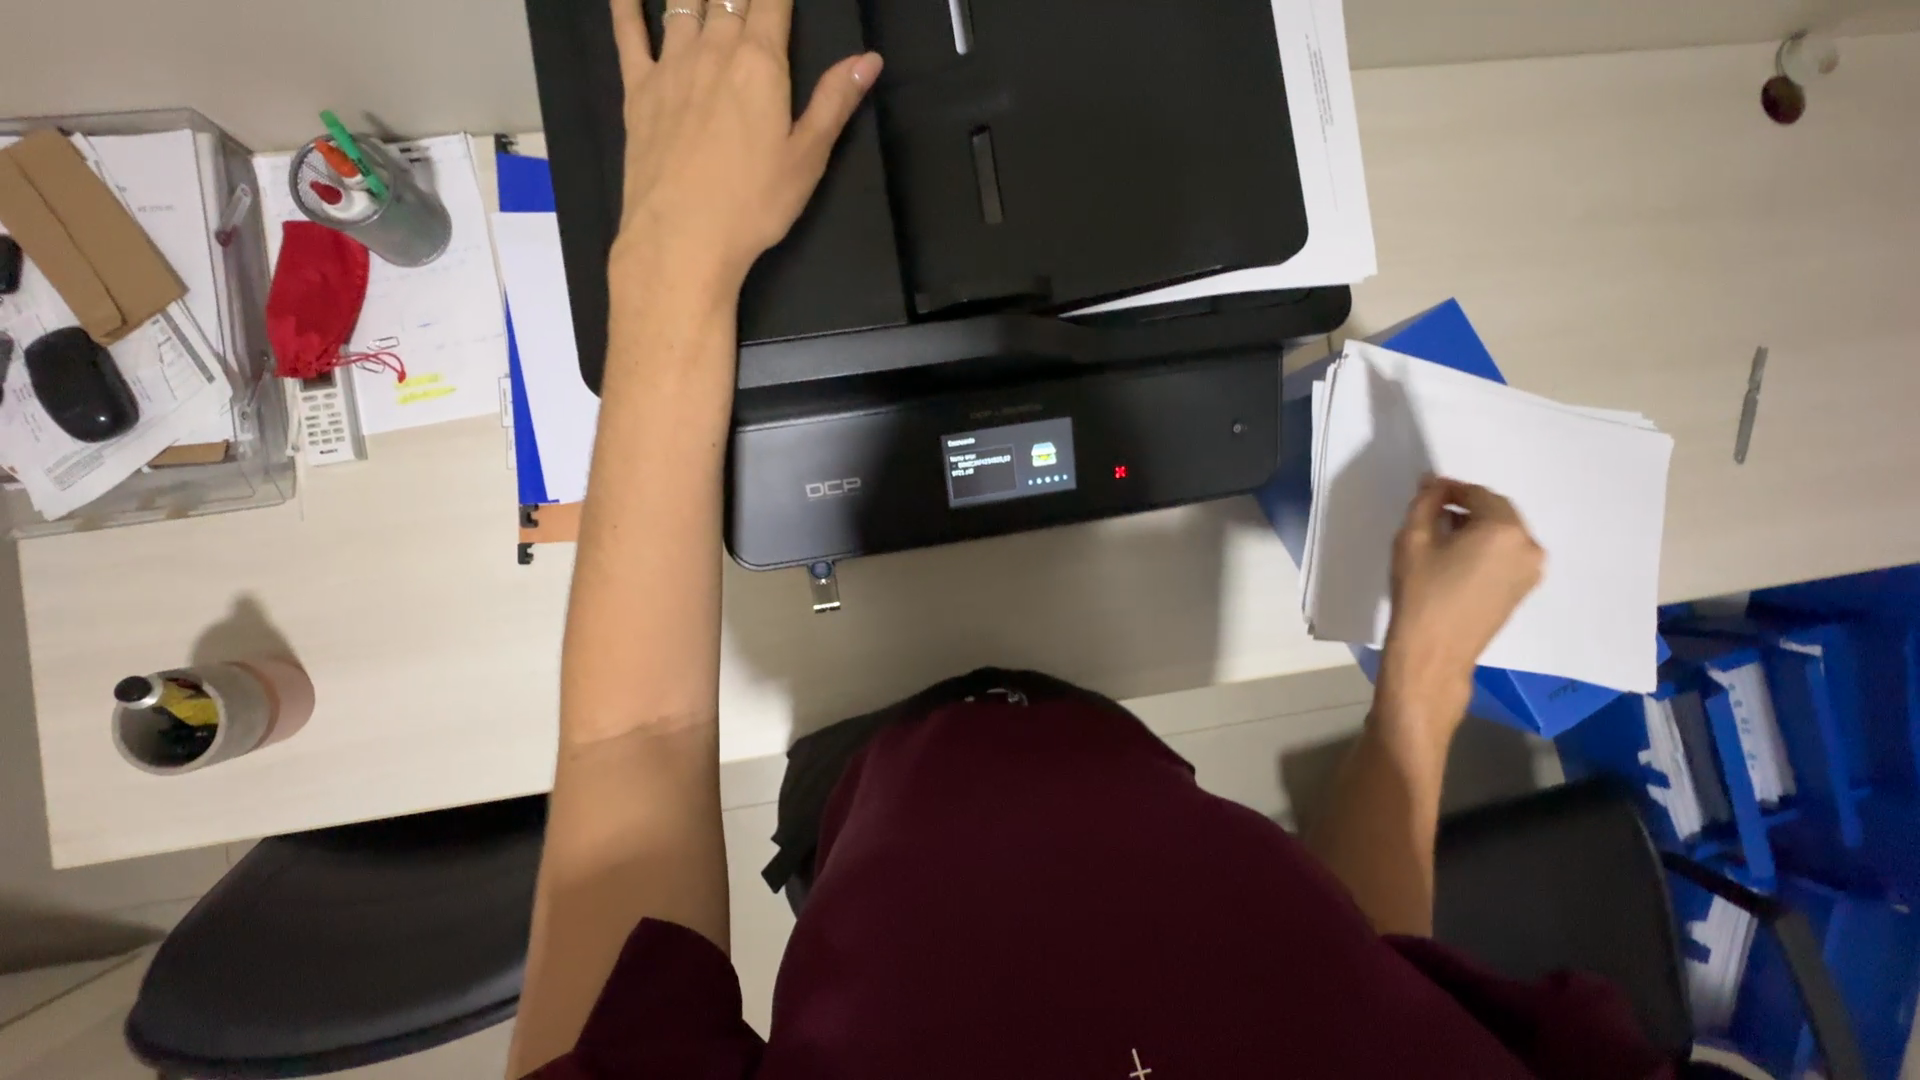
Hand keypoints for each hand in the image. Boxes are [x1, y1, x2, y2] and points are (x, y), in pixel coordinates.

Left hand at [607, 0, 882, 294]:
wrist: (682, 236)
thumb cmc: (754, 204)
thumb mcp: (808, 158)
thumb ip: (835, 102)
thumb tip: (870, 58)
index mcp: (761, 64)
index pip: (772, 1)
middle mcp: (713, 50)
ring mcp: (671, 66)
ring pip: (683, 4)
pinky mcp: (638, 90)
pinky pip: (628, 32)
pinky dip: (627, 5)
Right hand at [1377, 476, 1545, 738]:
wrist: (1435, 648)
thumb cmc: (1420, 591)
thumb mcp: (1412, 539)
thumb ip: (1425, 504)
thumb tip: (1434, 484)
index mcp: (1503, 528)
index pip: (1478, 494)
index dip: (1451, 489)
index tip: (1428, 491)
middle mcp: (1527, 545)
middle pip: (1497, 512)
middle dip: (1467, 507)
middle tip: (1434, 511)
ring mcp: (1531, 569)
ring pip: (1504, 534)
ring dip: (1477, 527)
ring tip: (1443, 536)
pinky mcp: (1524, 589)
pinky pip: (1507, 555)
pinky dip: (1486, 548)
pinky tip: (1457, 558)